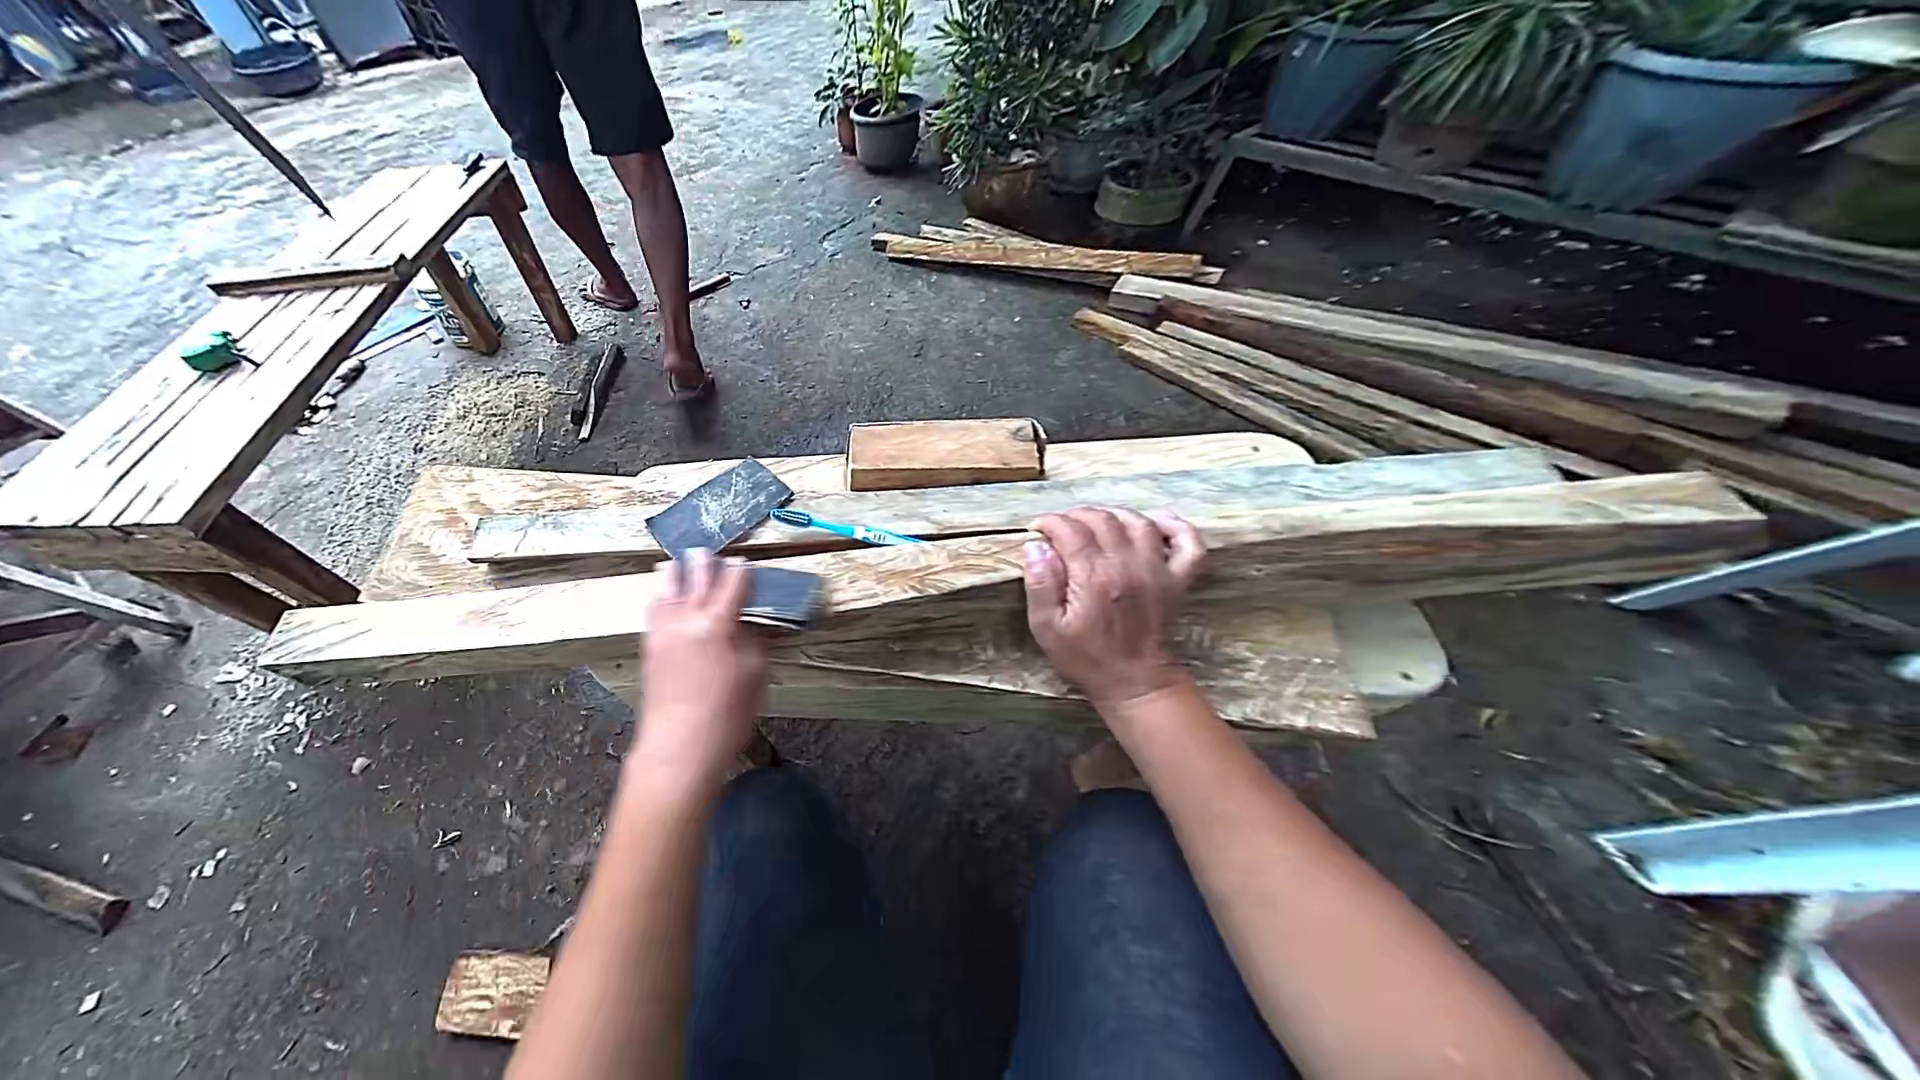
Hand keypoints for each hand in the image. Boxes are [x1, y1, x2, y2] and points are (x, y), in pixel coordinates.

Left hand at [632, 549, 767, 784]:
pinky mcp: (650, 648)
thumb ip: (751, 640)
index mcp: (717, 623)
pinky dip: (661, 597)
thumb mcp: (756, 672)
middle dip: (704, 563)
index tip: (745, 562)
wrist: (680, 746)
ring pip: (665, 590)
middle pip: (695, 579)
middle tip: (707, 551)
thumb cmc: (727, 713)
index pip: (732, 584)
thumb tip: (743, 625)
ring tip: (677, 564)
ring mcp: (662, 632)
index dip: (742, 571)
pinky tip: (663, 597)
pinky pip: (654, 611)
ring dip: (675, 574)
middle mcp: (685, 619)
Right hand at [1023, 507, 1205, 709]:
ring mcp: (1158, 570)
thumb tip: (1035, 545)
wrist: (1135, 683)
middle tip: (1063, 527)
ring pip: (1138, 522)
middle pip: (1102, 519)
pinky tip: (1157, 520)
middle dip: (1077, 515)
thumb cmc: (1086, 658)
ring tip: (1097, 523)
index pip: (1070, 530)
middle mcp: (1127, 565)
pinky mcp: (1178, 579)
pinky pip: (1187, 542)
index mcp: (1093, 577)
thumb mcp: (1046, 628)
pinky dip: (1176, 525)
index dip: (1050, 522)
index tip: (1039, 528)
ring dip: (1114, 514)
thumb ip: (1039, 584)